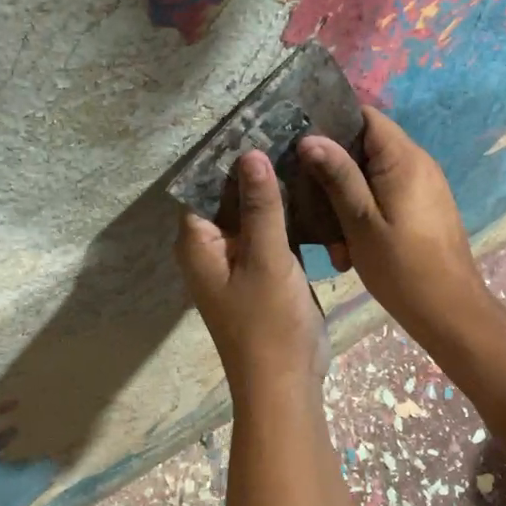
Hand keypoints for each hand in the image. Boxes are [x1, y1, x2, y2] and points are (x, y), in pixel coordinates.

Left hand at [174, 150, 329, 396]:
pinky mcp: (261, 269)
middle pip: (228, 195)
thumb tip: (250, 153)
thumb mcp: (266, 258)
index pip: (203, 183)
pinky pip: (267, 231)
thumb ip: (260, 206)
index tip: (256, 120)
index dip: (226, 154)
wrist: (286, 384)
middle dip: (253, 167)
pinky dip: (283, 212)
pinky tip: (308, 187)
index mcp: (197, 241)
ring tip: (300, 147)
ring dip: (271, 188)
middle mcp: (210, 246)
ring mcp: (236, 258)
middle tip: (286, 126)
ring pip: (251, 212)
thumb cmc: (268, 322)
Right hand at [297, 109, 491, 336]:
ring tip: (325, 228)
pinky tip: (346, 244)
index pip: (364, 115)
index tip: (297, 136)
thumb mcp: (360, 222)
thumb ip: (337, 176)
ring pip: (372, 174)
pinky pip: (385, 194)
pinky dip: (362, 210)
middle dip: (332, 165)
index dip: (330, 120)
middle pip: (366, 144)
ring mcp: (422, 186)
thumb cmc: (403, 268)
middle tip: (300, 185)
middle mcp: (417, 163)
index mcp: (404, 159)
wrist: (452, 315)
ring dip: (345, 196)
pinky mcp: (422, 208)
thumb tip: (309, 137)